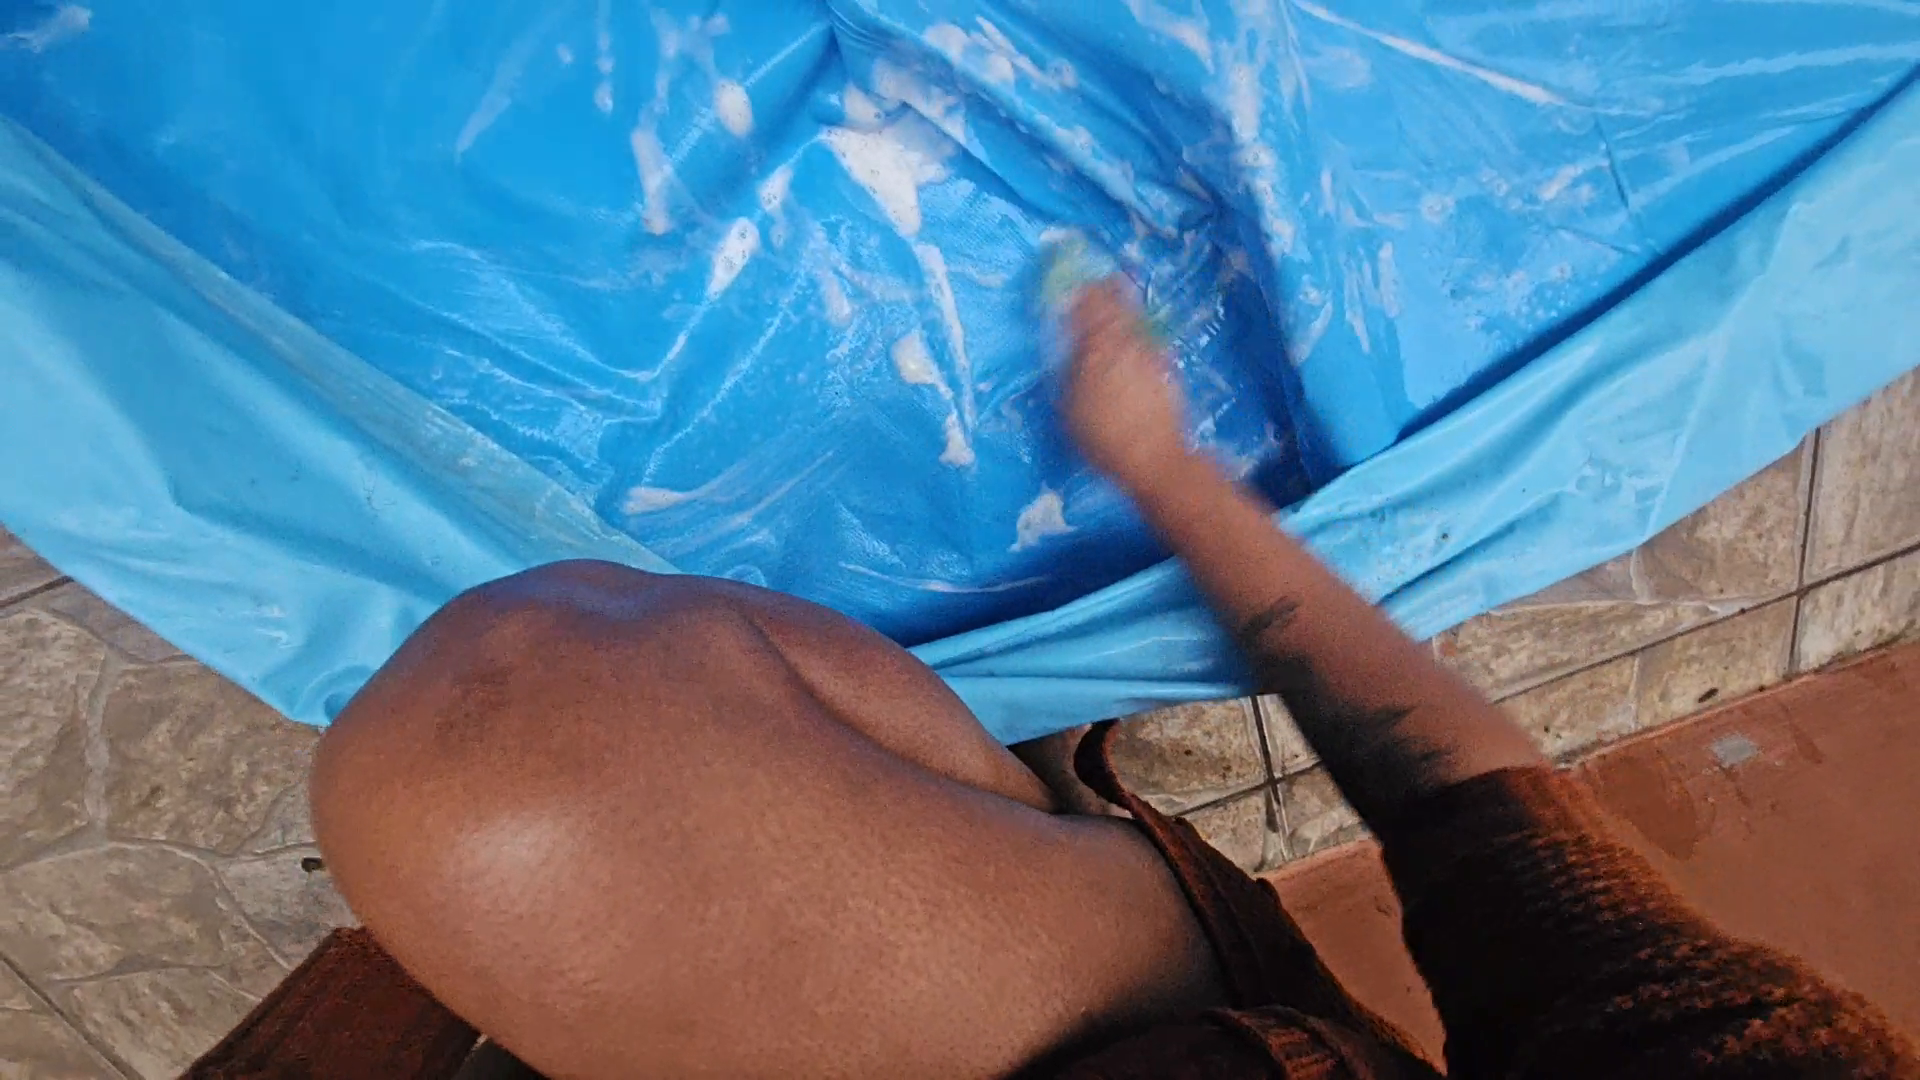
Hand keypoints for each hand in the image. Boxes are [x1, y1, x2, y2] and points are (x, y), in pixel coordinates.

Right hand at [1063, 279, 1194, 494]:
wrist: (1153, 457)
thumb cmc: (1102, 437)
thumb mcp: (1068, 408)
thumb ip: (1069, 374)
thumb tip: (1071, 356)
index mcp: (1096, 347)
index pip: (1088, 305)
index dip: (1081, 291)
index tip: (1075, 284)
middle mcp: (1126, 342)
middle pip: (1118, 303)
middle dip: (1108, 290)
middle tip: (1102, 282)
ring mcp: (1151, 353)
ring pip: (1136, 321)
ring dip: (1126, 312)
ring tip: (1117, 311)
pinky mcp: (1168, 369)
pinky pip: (1150, 343)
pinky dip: (1140, 340)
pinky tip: (1135, 350)